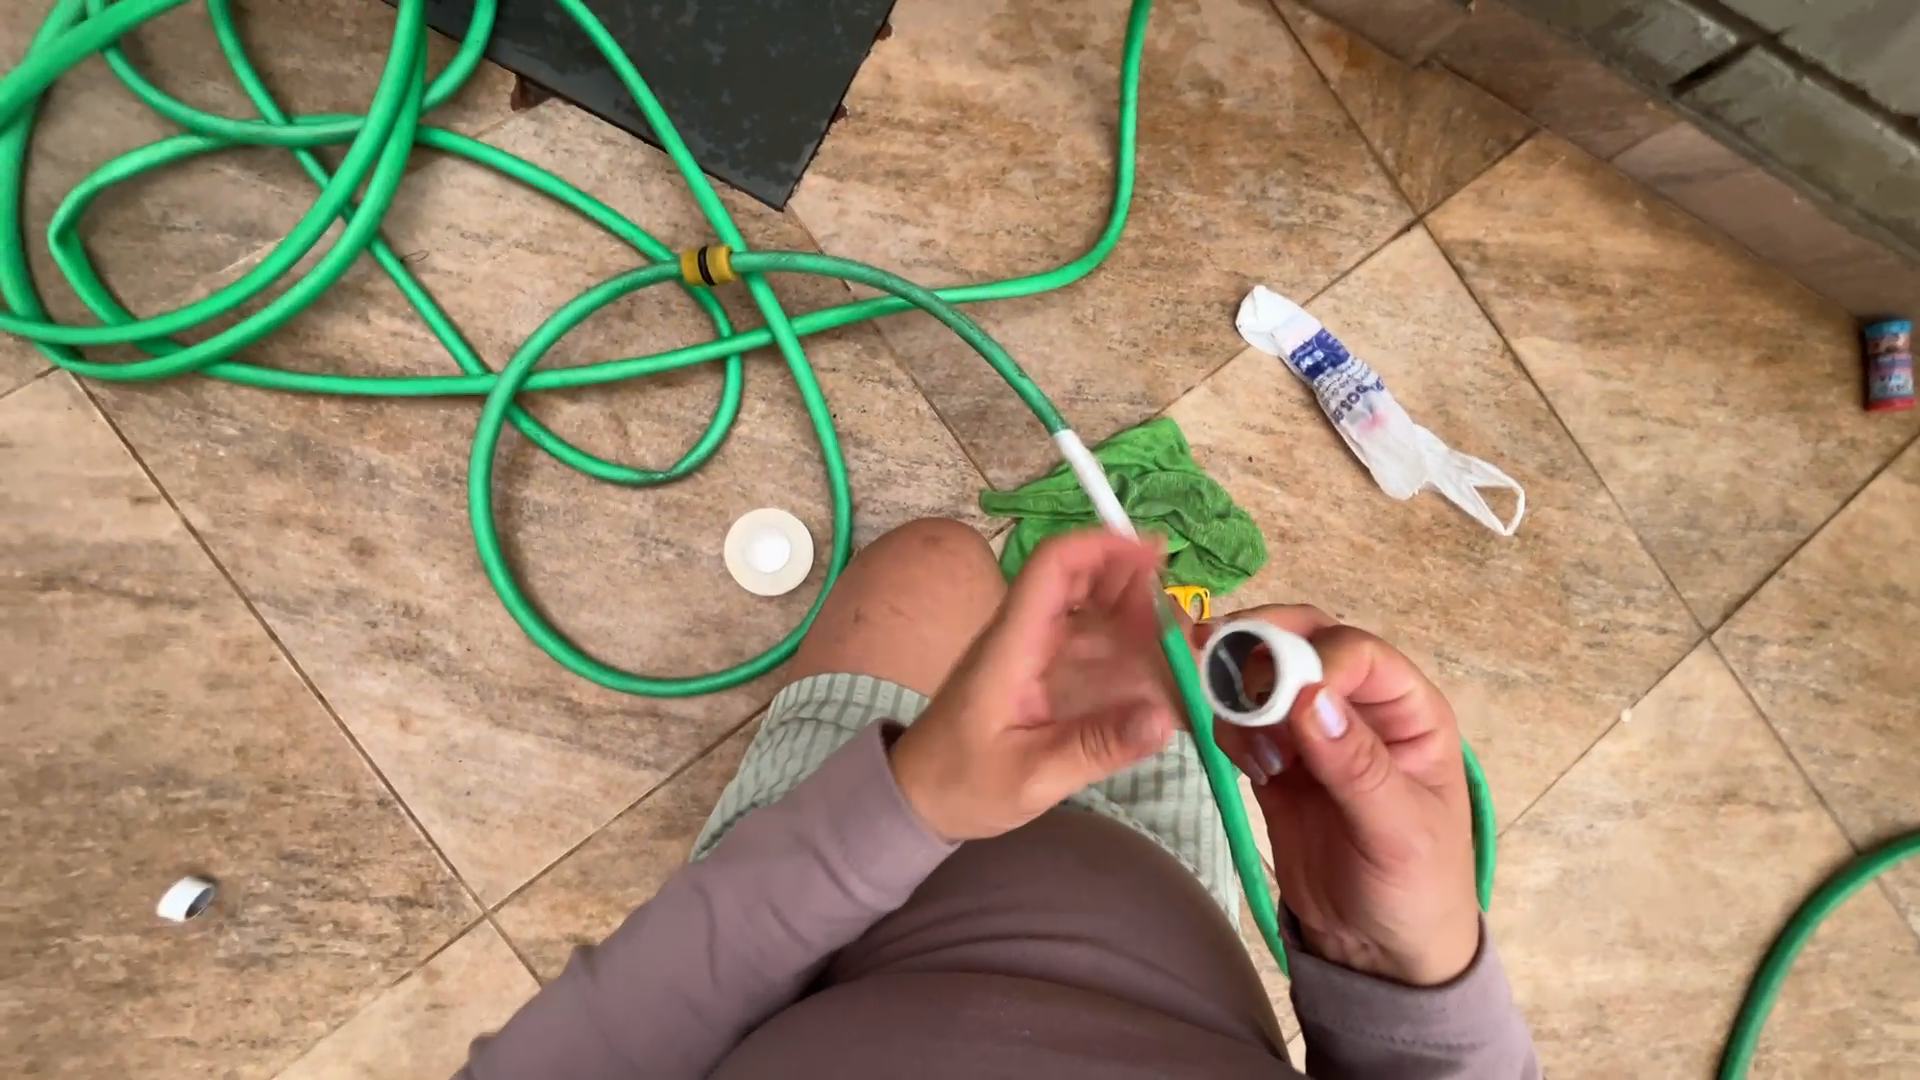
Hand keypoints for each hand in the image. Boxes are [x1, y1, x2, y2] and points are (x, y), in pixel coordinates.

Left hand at [889, 529, 1177, 842]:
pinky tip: (1156, 669)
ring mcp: (1034, 652)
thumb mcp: (1032, 776)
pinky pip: (1088, 644)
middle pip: (1077, 579)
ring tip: (1178, 639)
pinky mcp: (1041, 673)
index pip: (1052, 567)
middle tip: (1180, 610)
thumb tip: (1164, 717)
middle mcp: (1025, 635)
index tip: (1154, 554)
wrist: (921, 797)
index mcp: (1014, 642)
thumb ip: (1096, 747)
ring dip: (1133, 611)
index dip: (1101, 546)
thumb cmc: (964, 783)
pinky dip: (1124, 646)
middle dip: (1130, 579)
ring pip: (1088, 608)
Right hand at [1207, 606, 1479, 986]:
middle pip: (1301, 638)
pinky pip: (1238, 718)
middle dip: (1258, 643)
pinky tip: (1254, 771)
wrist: (1372, 949)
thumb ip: (1355, 763)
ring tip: (1257, 756)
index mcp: (1406, 709)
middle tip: (1212, 649)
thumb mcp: (1398, 831)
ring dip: (1240, 697)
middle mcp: (1355, 704)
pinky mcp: (1272, 753)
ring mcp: (1308, 727)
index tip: (1278, 693)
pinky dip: (1231, 731)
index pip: (1354, 650)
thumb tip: (1307, 695)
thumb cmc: (1414, 889)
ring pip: (1259, 673)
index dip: (1313, 658)